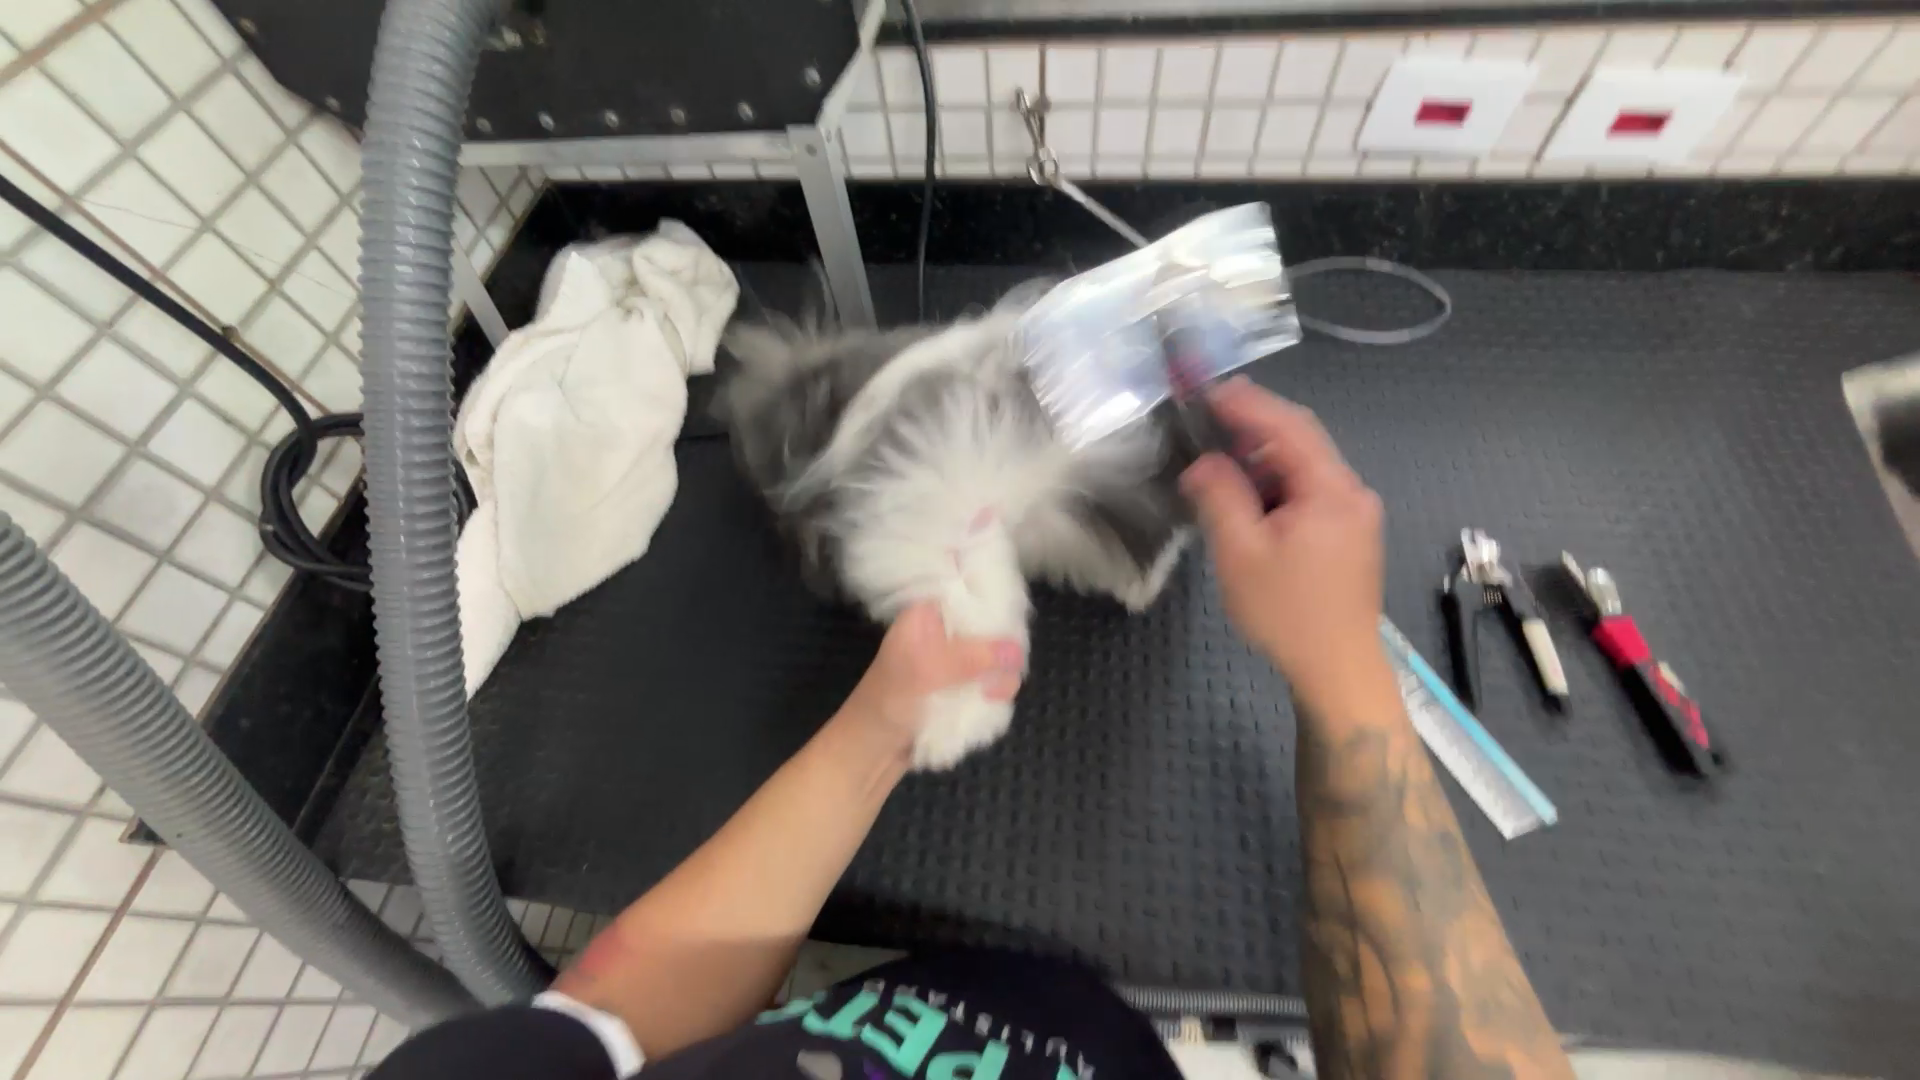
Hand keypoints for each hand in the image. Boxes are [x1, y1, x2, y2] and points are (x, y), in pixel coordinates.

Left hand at [837, 603, 1024, 759]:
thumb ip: (970, 657)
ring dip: (999, 676)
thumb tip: (1015, 649)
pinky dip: (994, 693)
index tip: (1012, 627)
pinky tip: (990, 704)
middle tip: (999, 672)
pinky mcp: (961, 688)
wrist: (870, 752)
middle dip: (1000, 650)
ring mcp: (953, 662)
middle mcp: (942, 633)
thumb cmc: (887, 705)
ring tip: (992, 696)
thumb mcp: (926, 673)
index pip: (968, 592)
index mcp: (926, 615)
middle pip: (990, 626)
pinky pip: (991, 682)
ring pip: (995, 658)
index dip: (995, 604)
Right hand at [1179, 379, 1390, 712]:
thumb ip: (1219, 497)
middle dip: (1253, 425)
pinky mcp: (1347, 535)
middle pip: (1300, 442)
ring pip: (1302, 468)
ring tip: (1217, 457)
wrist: (1337, 668)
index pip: (1287, 427)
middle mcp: (1351, 493)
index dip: (1246, 403)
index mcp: (1330, 490)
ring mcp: (1353, 514)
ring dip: (1261, 458)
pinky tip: (1246, 496)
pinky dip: (1274, 484)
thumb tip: (1202, 464)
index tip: (1207, 388)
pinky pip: (1307, 492)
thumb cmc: (1286, 611)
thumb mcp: (1240, 553)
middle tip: (1207, 414)